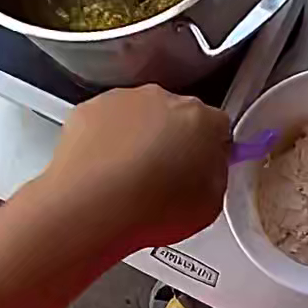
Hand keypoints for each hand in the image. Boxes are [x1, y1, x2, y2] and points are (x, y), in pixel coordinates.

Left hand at [33, 85, 231, 254]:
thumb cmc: (147, 207)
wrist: (93, 206)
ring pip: (138, 117)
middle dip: (172, 143)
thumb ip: (215, 177)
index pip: (217, 128)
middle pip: (176, 117)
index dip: (209, 152)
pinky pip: (104, 123)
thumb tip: (210, 173)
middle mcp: (164, 101)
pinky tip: (104, 173)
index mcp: (203, 120)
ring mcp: (124, 102)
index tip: (200, 169)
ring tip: (129, 182)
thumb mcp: (208, 206)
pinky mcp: (90, 110)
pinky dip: (104, 142)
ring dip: (137, 140)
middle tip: (163, 181)